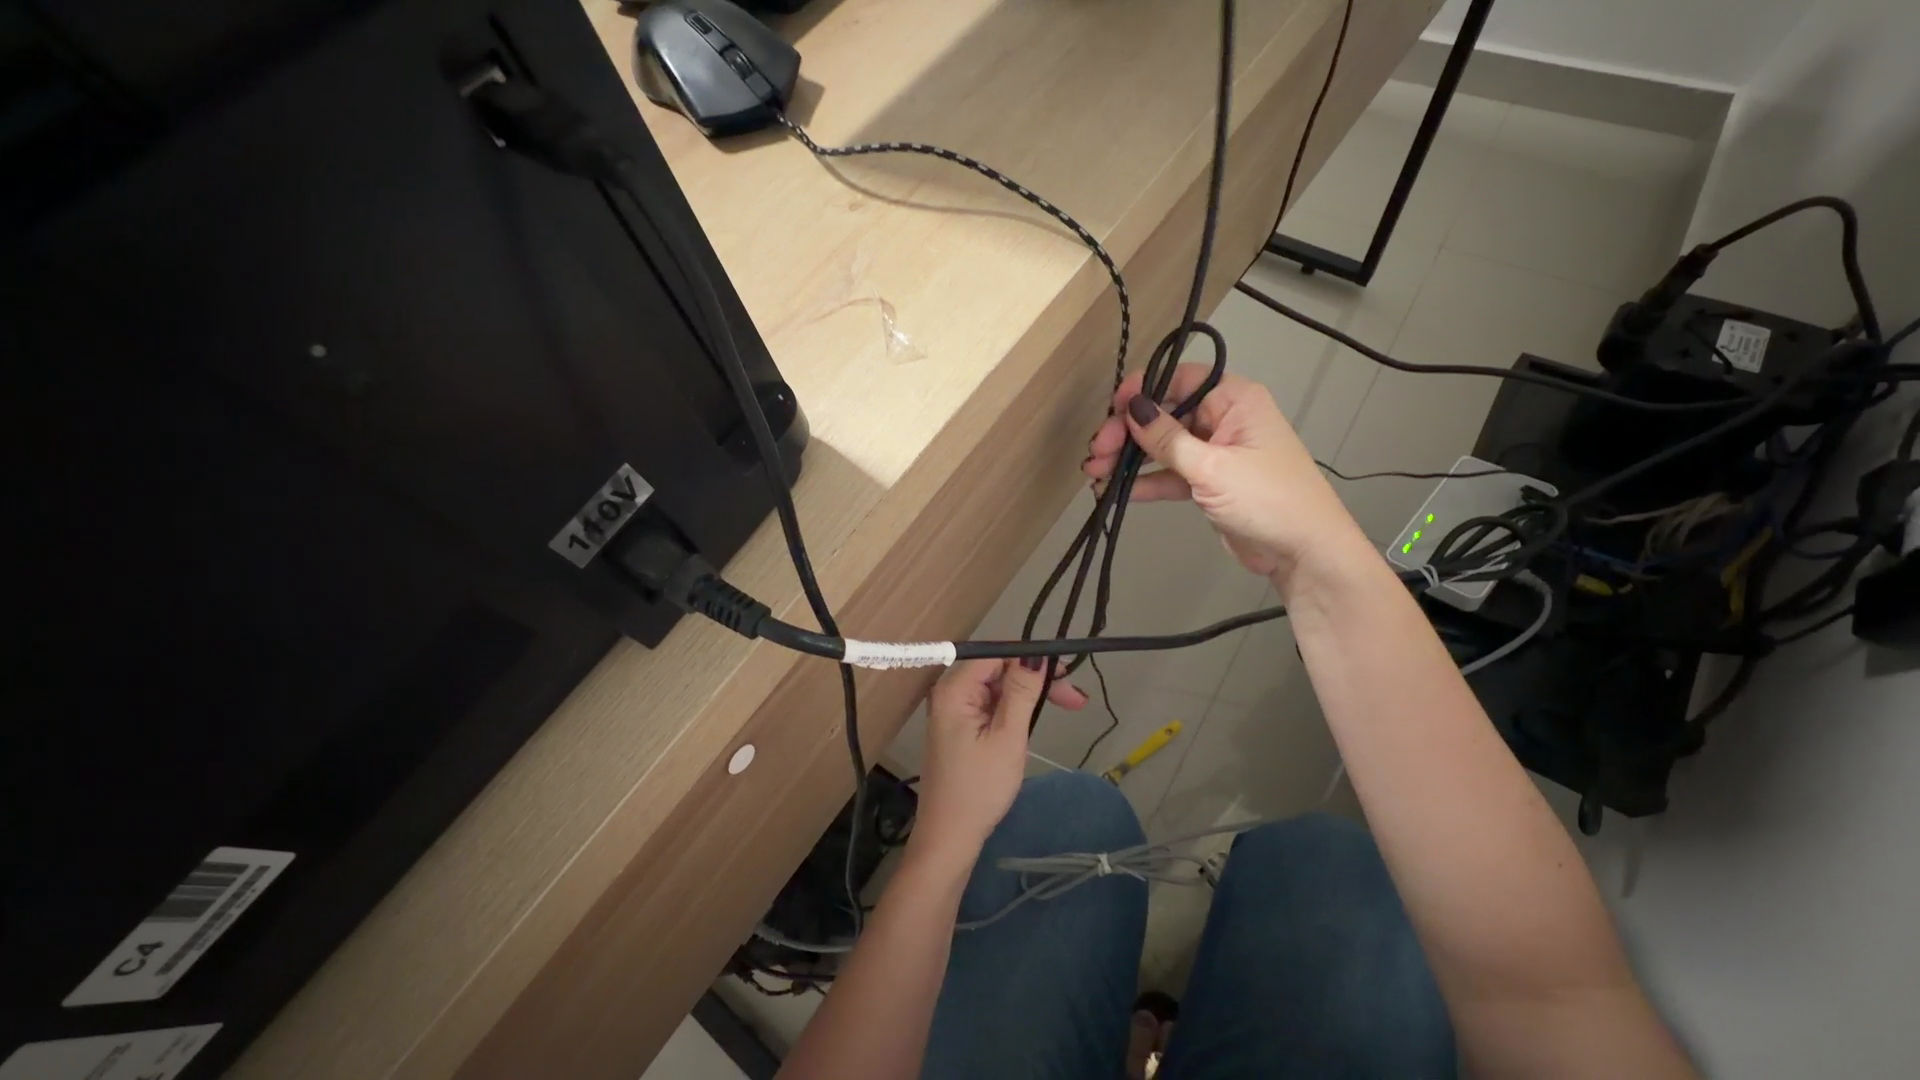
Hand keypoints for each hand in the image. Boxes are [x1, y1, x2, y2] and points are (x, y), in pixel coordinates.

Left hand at [913, 659, 1086, 856]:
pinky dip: (1016, 709)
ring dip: (1031, 694)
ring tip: (1070, 705)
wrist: (951, 836)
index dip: (1032, 658)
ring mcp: (954, 711)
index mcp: (954, 689)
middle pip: (998, 669)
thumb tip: (1036, 655)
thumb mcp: (1007, 737)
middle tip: (1076, 698)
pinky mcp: (961, 728)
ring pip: (999, 688)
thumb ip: (1021, 692)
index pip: (996, 654)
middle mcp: (949, 693)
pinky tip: (1037, 717)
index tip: (1067, 672)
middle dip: (1037, 679)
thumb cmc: (980, 787)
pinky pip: (992, 706)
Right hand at [1083, 364, 1369, 591]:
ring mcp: (1216, 452)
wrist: (1303, 553)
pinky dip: (1144, 482)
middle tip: (1096, 451)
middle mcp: (1224, 419)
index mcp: (1235, 400)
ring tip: (1093, 472)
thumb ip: (1167, 439)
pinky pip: (1170, 474)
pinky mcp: (1209, 483)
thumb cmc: (1267, 499)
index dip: (1144, 389)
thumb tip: (1133, 407)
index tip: (1113, 408)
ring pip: (1163, 446)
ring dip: (1129, 459)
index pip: (1181, 379)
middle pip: (1166, 414)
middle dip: (1128, 432)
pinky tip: (1113, 490)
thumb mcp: (1212, 467)